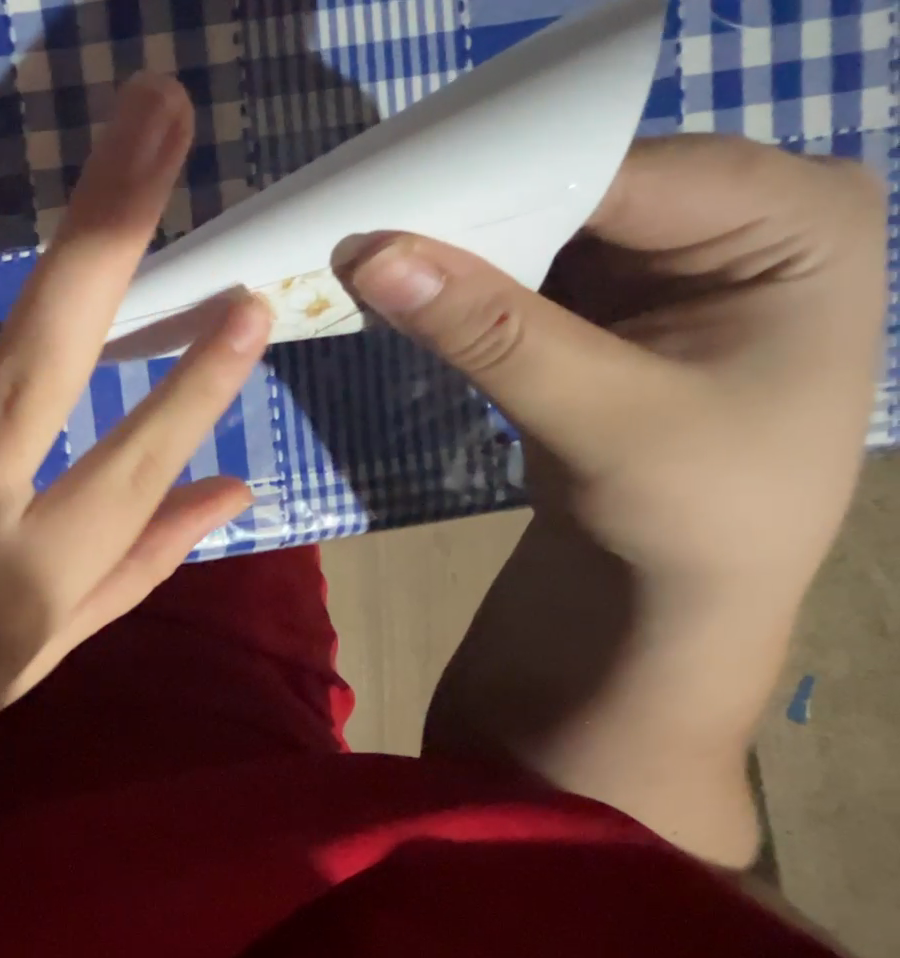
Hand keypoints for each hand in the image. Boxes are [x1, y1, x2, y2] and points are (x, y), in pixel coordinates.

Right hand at [342, 136, 885, 614]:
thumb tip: (369, 254)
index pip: (627, 173)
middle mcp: (738, 213)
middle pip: (579, 185)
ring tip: (365, 255)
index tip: (389, 204)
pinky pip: (518, 266)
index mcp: (798, 218)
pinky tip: (401, 287)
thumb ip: (489, 332)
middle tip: (361, 227)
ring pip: (538, 223)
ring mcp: (665, 252)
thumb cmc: (693, 508)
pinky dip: (459, 280)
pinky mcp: (604, 294)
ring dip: (455, 246)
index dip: (506, 185)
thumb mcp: (600, 418)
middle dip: (474, 213)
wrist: (676, 583)